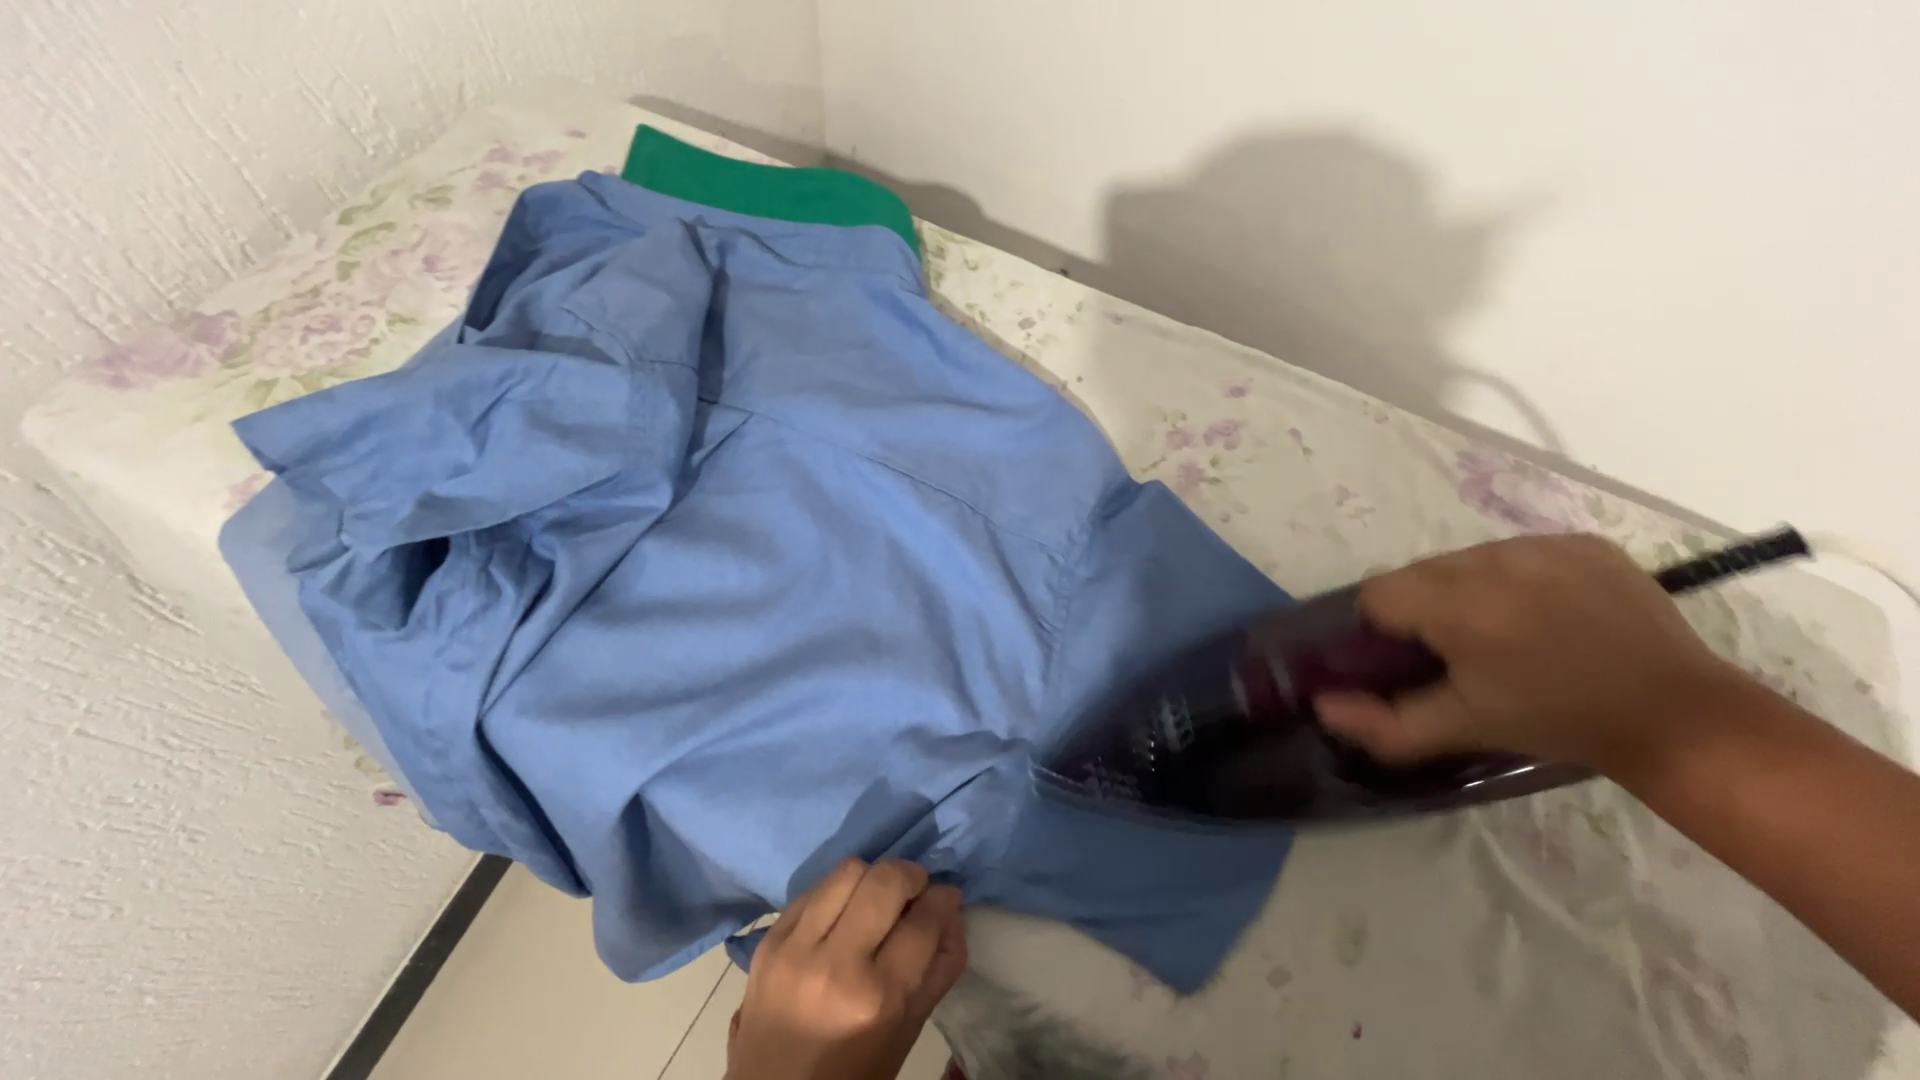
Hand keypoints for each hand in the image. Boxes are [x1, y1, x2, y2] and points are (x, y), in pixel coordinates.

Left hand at [725, 858, 966, 1079]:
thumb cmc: (852, 1071)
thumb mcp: (908, 1031)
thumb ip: (939, 968)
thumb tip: (951, 910)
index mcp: (877, 998)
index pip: (923, 921)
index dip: (944, 898)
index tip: (947, 895)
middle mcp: (835, 965)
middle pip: (885, 880)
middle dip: (912, 875)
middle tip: (917, 889)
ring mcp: (795, 947)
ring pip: (848, 870)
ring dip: (874, 875)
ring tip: (879, 896)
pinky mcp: (770, 938)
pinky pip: (814, 887)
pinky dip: (838, 890)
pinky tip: (845, 910)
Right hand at [1315, 533, 1752, 773]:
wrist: (1676, 716)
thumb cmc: (1556, 723)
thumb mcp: (1463, 728)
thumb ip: (1383, 722)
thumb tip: (1323, 705)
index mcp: (1458, 604)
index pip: (1378, 592)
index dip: (1384, 627)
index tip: (1415, 658)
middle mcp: (1494, 560)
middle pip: (1421, 572)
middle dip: (1426, 608)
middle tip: (1461, 652)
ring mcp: (1543, 545)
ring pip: (1468, 559)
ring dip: (1469, 590)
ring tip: (1508, 631)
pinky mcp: (1584, 542)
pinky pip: (1520, 552)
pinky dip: (1518, 577)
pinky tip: (1548, 613)